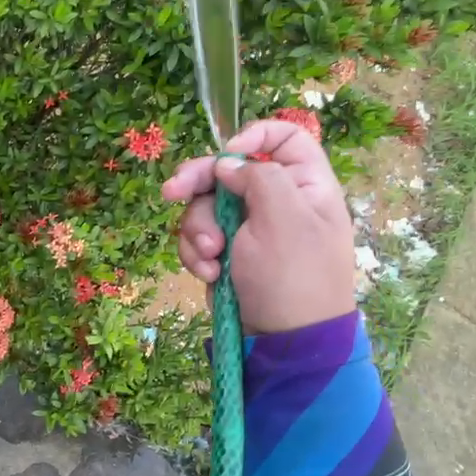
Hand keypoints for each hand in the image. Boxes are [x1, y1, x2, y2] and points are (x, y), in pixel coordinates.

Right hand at [161, 120, 355, 334]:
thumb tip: (228, 165)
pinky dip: (197, 254)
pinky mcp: (224, 252)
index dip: (253, 136)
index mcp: (304, 186)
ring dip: (198, 230)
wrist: (283, 339)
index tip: (225, 154)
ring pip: (204, 207)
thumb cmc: (293, 275)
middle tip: (170, 192)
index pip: (284, 139)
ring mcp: (247, 228)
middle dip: (197, 184)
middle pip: (226, 171)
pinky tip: (210, 274)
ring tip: (211, 257)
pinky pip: (197, 238)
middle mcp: (274, 201)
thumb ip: (257, 178)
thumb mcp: (283, 219)